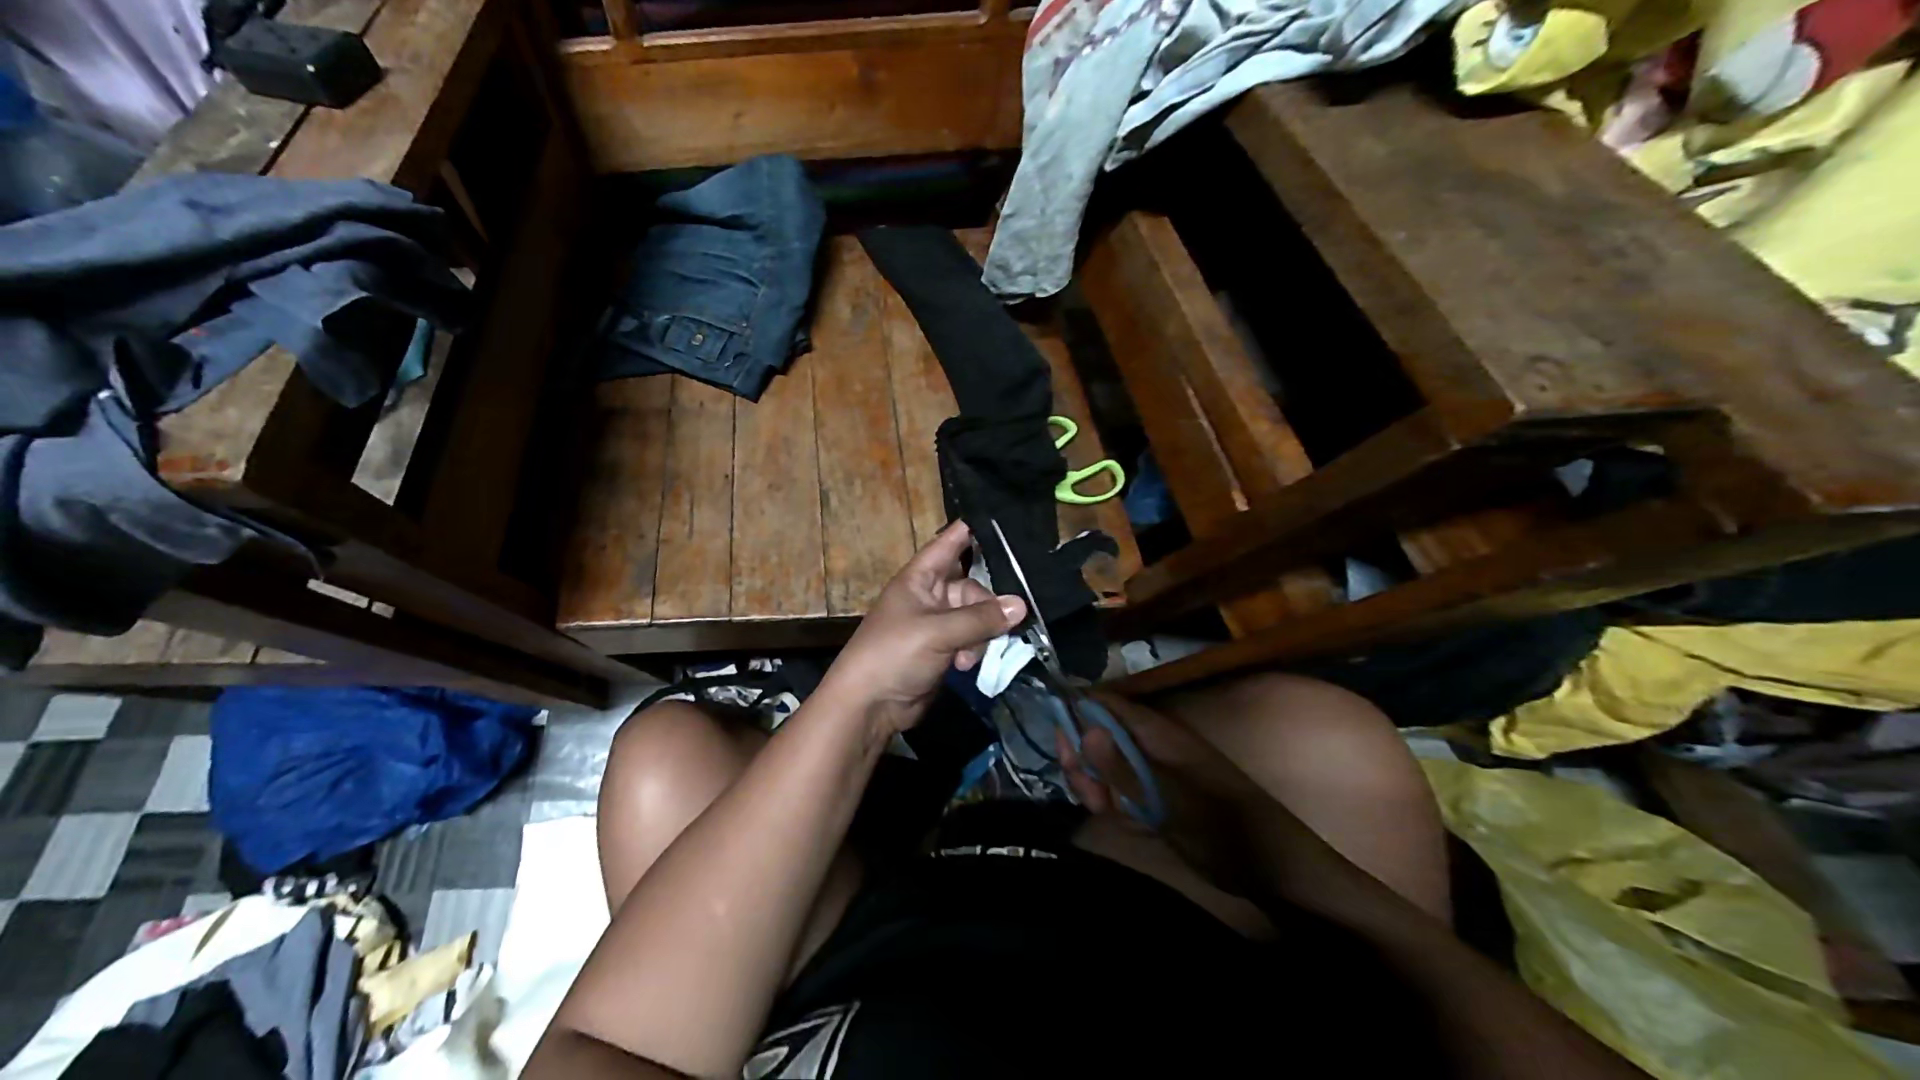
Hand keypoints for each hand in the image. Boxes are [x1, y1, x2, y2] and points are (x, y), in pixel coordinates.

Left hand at [818, 521, 1025, 736]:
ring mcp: (937, 624)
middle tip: (1003, 621)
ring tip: (970, 654)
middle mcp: (930, 595)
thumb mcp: (938, 632)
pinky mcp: (944, 649)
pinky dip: (974, 650)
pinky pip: (972, 639)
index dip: (973, 530)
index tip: (1007, 519)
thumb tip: (1021, 606)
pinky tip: (966, 666)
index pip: (950, 542)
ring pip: (976, 616)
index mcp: (920, 578)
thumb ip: (980, 618)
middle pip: (972, 586)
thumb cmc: (894, 654)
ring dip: (981, 634)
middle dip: (987, 604)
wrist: (870, 705)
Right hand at [1059, 693, 1281, 897]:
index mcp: (1157, 734)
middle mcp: (1150, 742)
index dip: (1077, 714)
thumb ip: (1124, 769)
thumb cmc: (1217, 831)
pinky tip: (1107, 811)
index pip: (1106, 703)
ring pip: (1103, 757)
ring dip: (1091, 777)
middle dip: (1081, 754)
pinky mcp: (1151, 788)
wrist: (1264, 868)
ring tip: (1099, 807)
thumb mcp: (1166, 804)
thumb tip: (1086, 729)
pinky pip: (1116, 779)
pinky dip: (1105, 792)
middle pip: (1099, 729)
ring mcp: (1151, 766)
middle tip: (1085, 790)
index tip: (1062, 746)